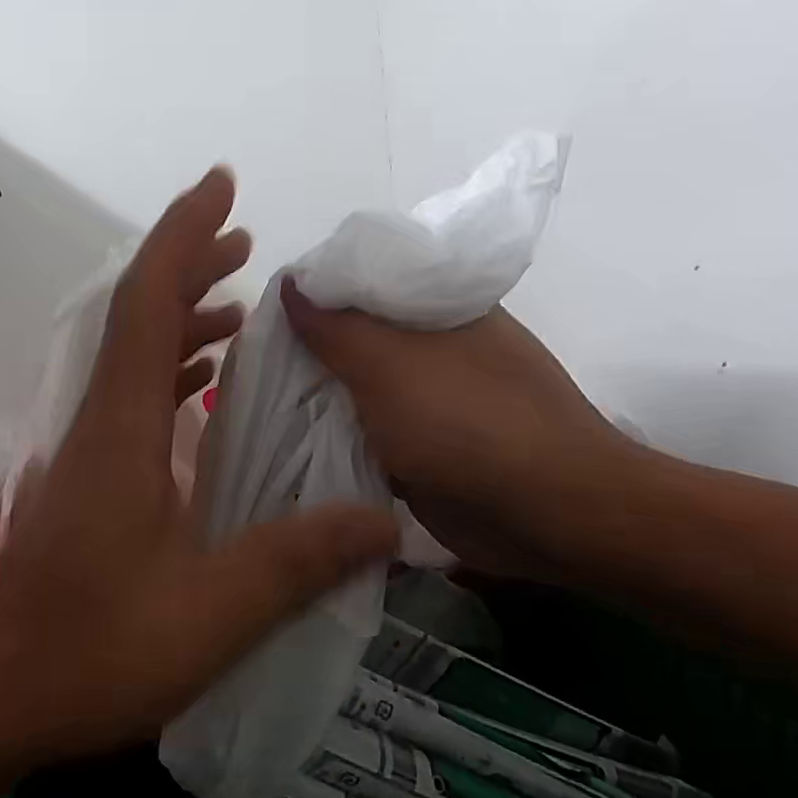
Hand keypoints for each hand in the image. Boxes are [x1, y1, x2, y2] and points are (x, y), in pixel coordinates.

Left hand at [0, 169, 397, 766]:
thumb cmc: (92, 653)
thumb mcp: (212, 612)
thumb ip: (297, 560)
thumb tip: (386, 521)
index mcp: (119, 431)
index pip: (147, 304)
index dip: (183, 237)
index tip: (221, 186)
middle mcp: (93, 426)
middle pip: (134, 320)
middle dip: (186, 268)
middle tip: (245, 245)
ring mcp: (80, 456)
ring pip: (128, 362)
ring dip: (177, 324)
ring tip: (235, 310)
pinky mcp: (79, 487)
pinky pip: (126, 404)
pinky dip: (164, 378)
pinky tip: (197, 398)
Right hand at [280, 282, 638, 573]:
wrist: (546, 515)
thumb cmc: (468, 422)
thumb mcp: (389, 364)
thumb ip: (334, 327)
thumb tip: (290, 282)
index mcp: (439, 307)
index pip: (362, 283)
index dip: (312, 294)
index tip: (263, 315)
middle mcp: (436, 348)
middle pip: (356, 338)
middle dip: (306, 350)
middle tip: (251, 363)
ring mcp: (431, 401)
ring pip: (358, 388)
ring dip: (318, 396)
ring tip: (260, 401)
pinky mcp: (424, 448)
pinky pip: (367, 430)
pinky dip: (336, 433)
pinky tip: (295, 438)